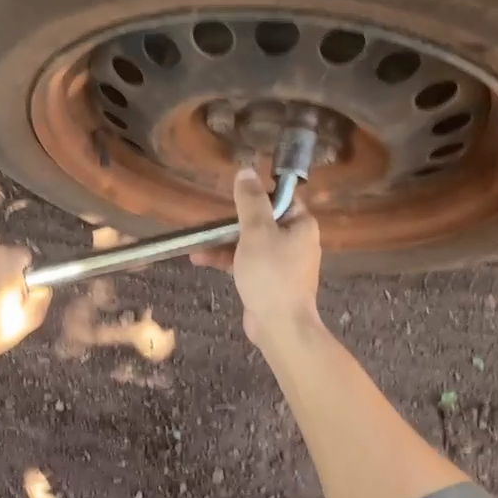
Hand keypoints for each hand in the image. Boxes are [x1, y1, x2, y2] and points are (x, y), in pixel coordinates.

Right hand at [191, 167, 323, 346]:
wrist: (280, 326)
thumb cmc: (270, 275)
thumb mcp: (257, 232)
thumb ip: (250, 201)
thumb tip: (245, 171)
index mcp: (301, 225)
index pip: (280, 198)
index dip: (256, 196)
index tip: (232, 198)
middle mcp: (296, 242)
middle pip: (262, 222)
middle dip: (232, 224)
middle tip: (209, 224)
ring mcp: (282, 264)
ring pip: (250, 244)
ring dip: (223, 244)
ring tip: (196, 245)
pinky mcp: (269, 282)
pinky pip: (247, 264)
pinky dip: (228, 261)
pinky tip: (202, 260)